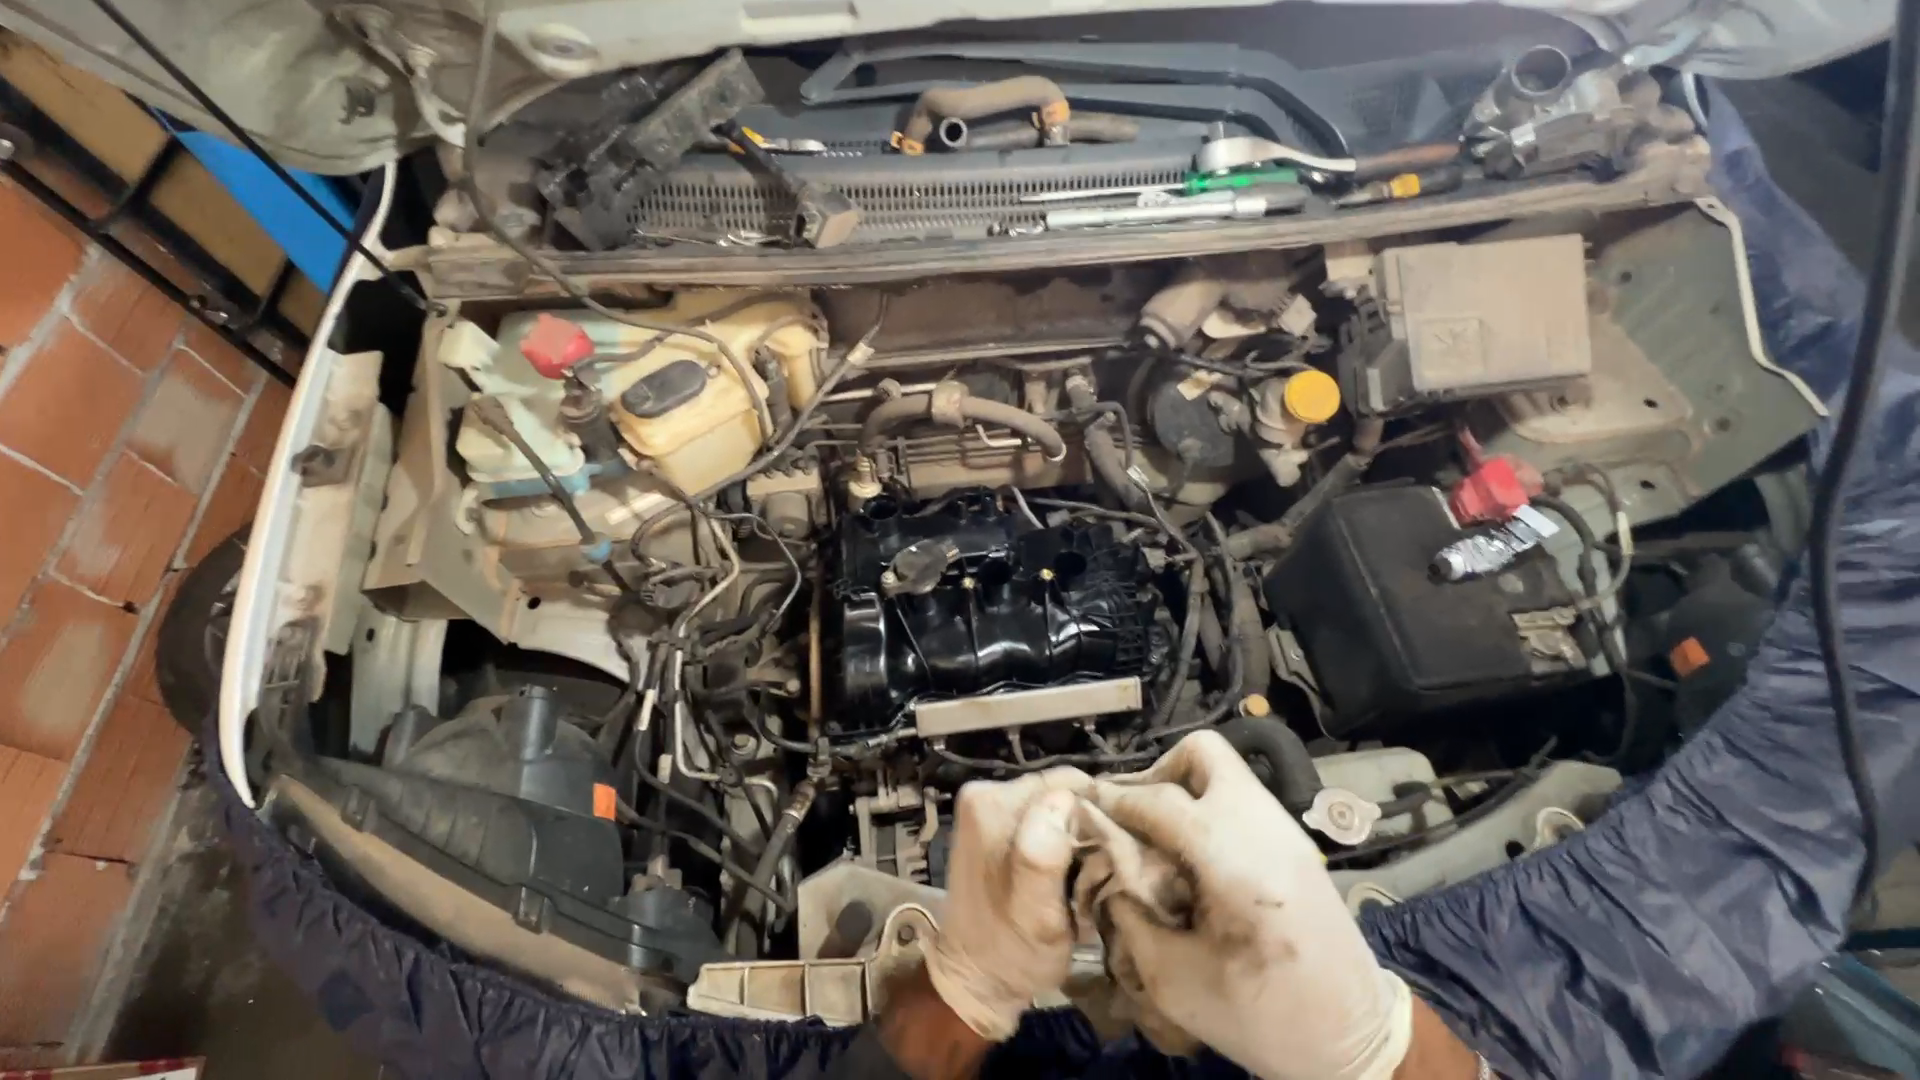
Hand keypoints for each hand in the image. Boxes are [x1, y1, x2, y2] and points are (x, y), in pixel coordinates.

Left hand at [923, 767, 1090, 1039]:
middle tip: (1094, 867)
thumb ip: (1044, 855)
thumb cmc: (1010, 951)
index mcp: (991, 805)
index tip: (1106, 852)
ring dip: (1071, 834)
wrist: (975, 978)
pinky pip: (1039, 817)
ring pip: (1052, 804)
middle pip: (1058, 790)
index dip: (1095, 814)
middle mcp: (983, 794)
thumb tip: (1064, 801)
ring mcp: (984, 807)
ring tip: (1079, 872)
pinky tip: (1062, 870)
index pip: (1066, 783)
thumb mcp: (1035, 913)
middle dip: (1082, 824)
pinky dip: (1057, 840)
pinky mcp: (989, 823)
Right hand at [1085, 731, 1413, 1079]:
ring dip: (1181, 788)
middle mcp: (1265, 828)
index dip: (1115, 799)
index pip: (1161, 800)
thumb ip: (1130, 916)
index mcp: (1237, 863)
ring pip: (1223, 769)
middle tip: (1132, 815)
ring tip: (1156, 835)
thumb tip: (1108, 869)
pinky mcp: (1294, 840)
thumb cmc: (1264, 1020)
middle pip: (1202, 752)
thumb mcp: (1175, 982)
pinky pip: (1238, 796)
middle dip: (1156, 774)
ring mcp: (1286, 829)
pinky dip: (1205, 806)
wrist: (1357, 1042)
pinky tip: (1190, 853)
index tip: (1084, 806)